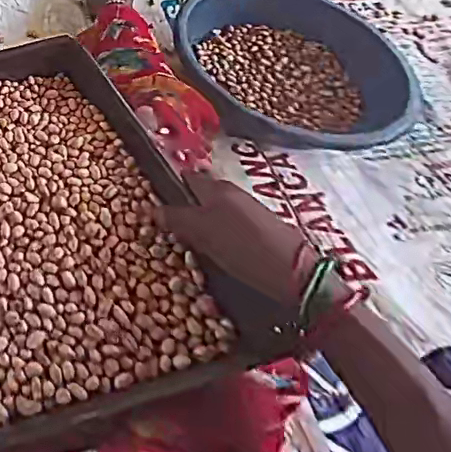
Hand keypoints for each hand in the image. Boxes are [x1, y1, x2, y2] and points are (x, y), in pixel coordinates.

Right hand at [154, 172, 312, 306]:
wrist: (298, 274)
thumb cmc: (242, 247)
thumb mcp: (201, 233)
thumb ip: (175, 219)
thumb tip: (152, 209)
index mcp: (215, 187)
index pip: (186, 177)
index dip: (171, 187)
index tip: (157, 202)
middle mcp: (233, 193)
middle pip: (201, 195)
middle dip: (187, 209)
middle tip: (173, 229)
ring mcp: (251, 210)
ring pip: (217, 212)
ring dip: (205, 224)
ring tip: (195, 244)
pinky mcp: (265, 229)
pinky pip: (233, 226)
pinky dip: (222, 235)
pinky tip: (222, 253)